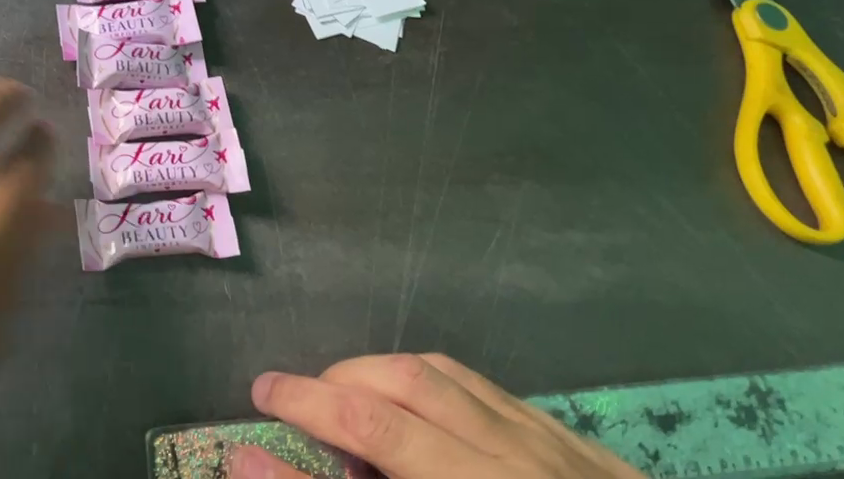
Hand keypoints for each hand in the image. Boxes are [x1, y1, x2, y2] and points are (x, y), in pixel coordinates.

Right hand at [229, 354, 645, 478]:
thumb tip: (260, 465)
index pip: (377, 434)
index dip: (306, 410)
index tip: (254, 407)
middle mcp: (521, 468)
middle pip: (408, 388)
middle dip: (334, 387)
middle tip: (290, 403)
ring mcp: (561, 453)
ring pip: (449, 379)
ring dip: (381, 376)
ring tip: (346, 398)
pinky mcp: (589, 452)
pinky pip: (494, 391)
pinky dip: (435, 386)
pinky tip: (421, 406)